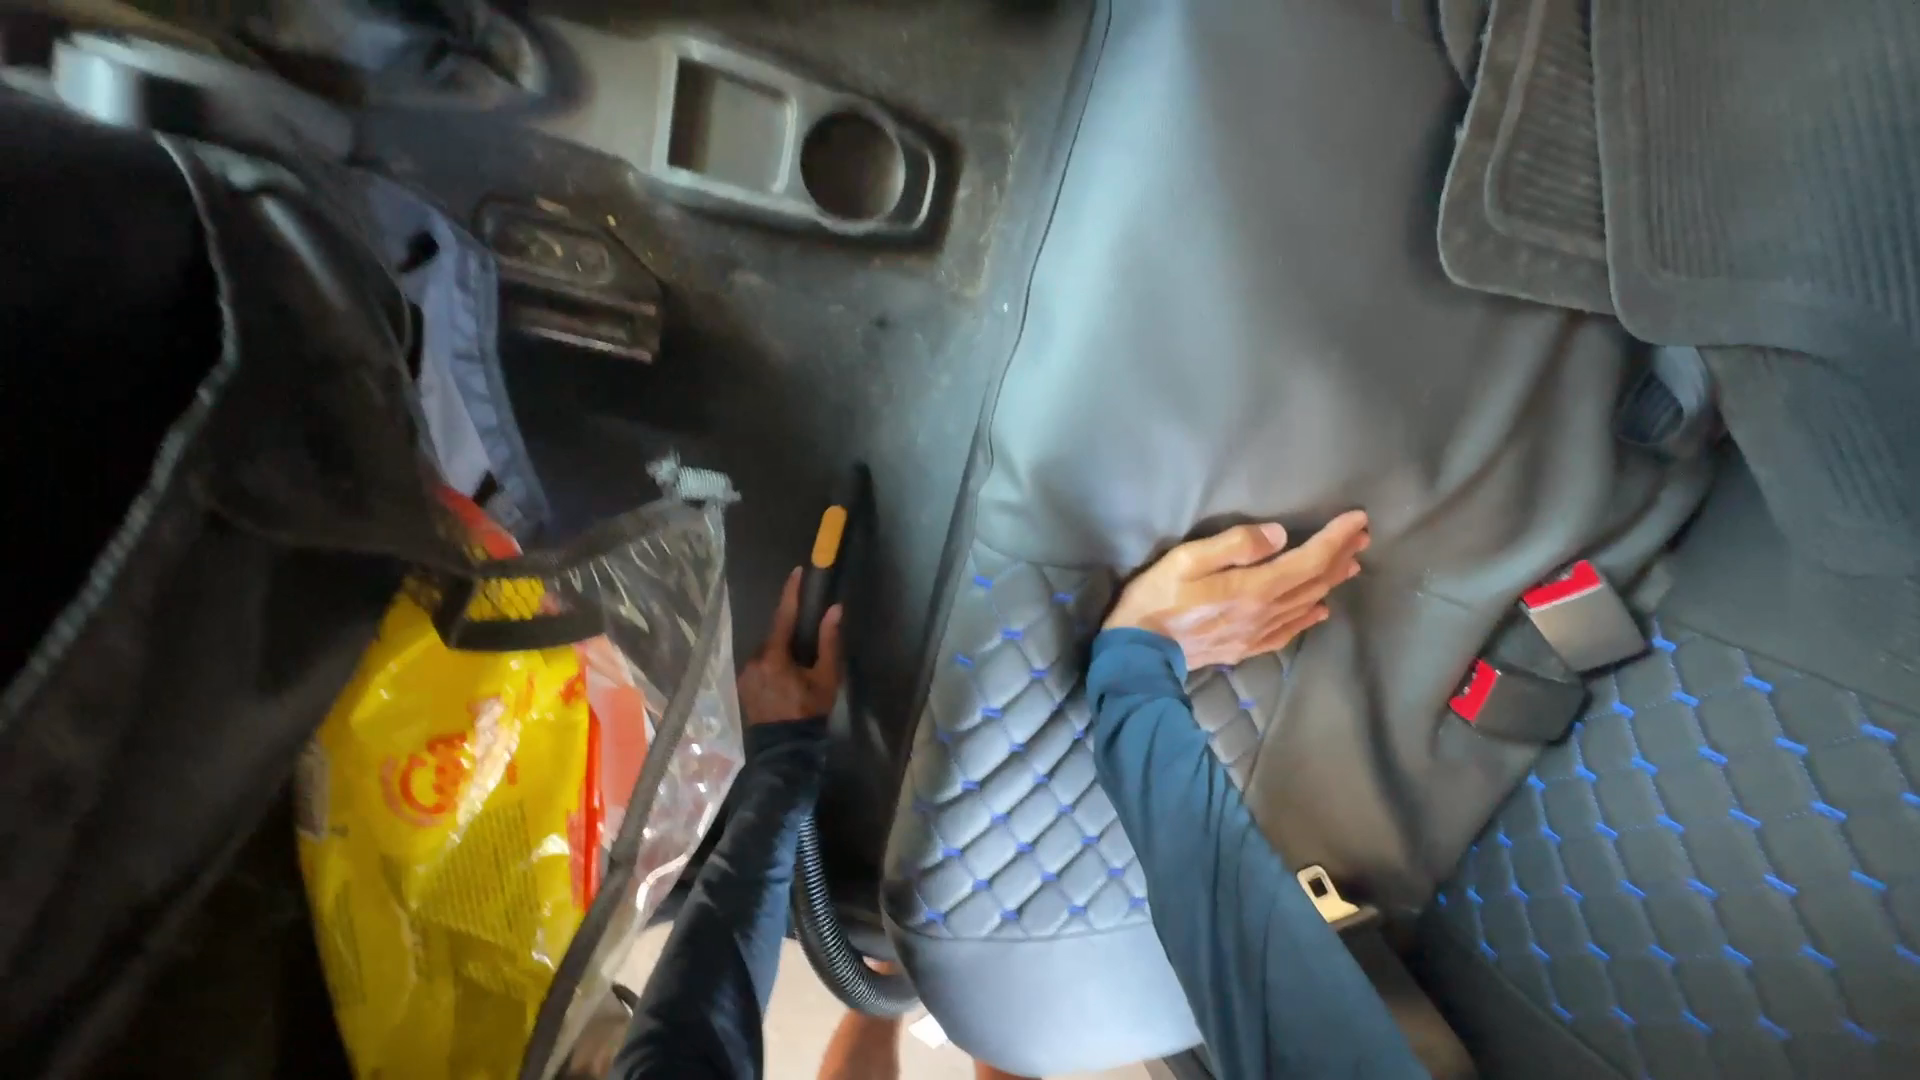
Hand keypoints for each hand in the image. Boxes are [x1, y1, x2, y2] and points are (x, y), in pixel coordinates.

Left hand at [737, 568, 844, 724]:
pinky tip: (784, 680)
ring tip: (797, 671)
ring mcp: (745, 675)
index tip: (797, 572)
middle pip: (774, 637)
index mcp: (774, 657)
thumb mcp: (826, 678)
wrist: (786, 750)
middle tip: (807, 648)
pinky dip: (772, 665)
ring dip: (780, 653)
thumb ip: (829, 642)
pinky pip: (760, 666)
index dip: (791, 593)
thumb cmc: (809, 712)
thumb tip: (834, 610)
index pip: (783, 617)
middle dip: (790, 636)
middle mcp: (753, 661)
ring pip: (766, 652)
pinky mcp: (743, 686)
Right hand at [1103, 511, 1369, 668]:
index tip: (1357, 519)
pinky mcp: (1245, 648)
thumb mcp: (1186, 559)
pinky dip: (1309, 618)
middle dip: (1341, 556)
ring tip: (1349, 565)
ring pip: (1306, 605)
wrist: (1139, 652)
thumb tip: (1279, 535)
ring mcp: (1256, 634)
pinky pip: (1288, 632)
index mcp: (1254, 588)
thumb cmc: (1157, 598)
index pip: (1310, 560)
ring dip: (1331, 583)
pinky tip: (1318, 611)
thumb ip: (1233, 544)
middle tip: (1362, 537)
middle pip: (1315, 582)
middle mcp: (1265, 612)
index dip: (1337, 538)